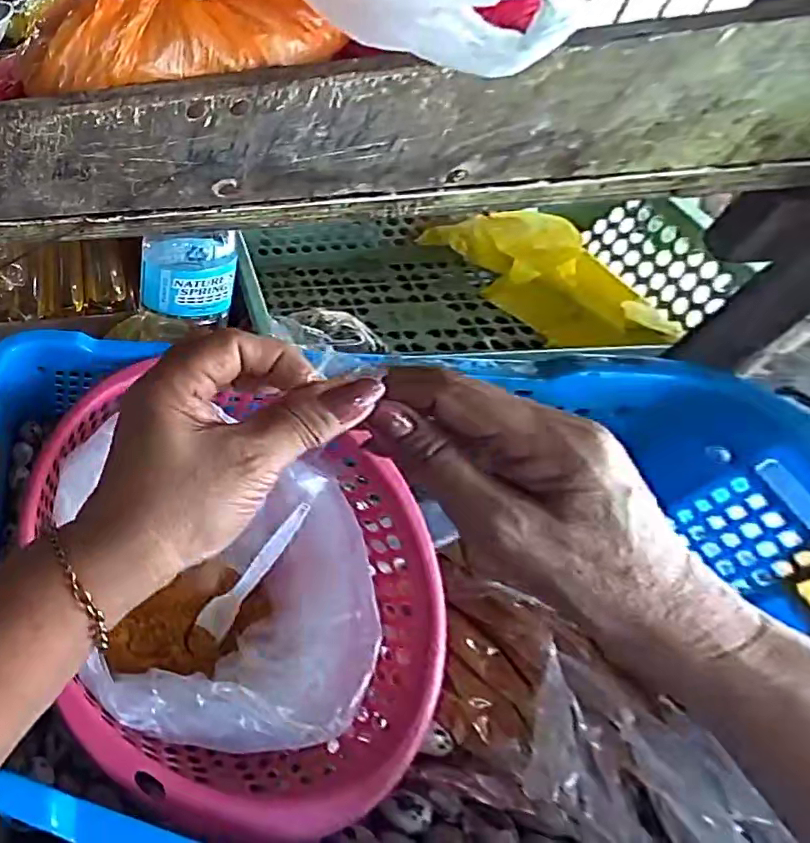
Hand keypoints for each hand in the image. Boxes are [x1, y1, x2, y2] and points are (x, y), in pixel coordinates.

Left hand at [65, 330, 385, 617]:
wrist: (125, 550)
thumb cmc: (184, 504)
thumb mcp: (252, 460)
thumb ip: (305, 420)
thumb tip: (366, 389)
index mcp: (169, 380)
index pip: (231, 342)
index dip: (280, 359)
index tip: (317, 395)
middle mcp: (156, 385)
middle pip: (219, 354)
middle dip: (269, 369)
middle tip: (308, 399)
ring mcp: (155, 409)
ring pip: (210, 378)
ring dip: (253, 387)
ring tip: (292, 410)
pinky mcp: (159, 433)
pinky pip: (201, 402)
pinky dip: (235, 406)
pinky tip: (258, 427)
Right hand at [365, 368, 760, 657]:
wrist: (673, 622)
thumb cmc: (588, 582)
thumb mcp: (501, 526)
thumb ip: (439, 464)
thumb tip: (381, 414)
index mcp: (550, 435)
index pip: (450, 388)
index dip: (389, 388)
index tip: (337, 403)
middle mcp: (553, 422)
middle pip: (454, 393)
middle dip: (394, 402)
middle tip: (342, 423)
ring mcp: (552, 437)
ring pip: (460, 410)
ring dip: (410, 420)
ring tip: (365, 441)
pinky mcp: (545, 454)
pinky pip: (475, 431)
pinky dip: (433, 437)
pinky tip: (406, 455)